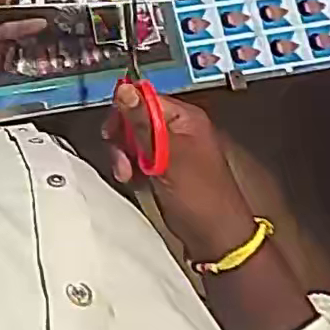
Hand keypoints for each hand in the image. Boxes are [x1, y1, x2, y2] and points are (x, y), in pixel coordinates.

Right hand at [103, 85, 256, 256]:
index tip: (115, 132)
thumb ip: (142, 121)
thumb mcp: (167, 155)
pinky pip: (134, 156)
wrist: (214, 240)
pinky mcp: (161, 165)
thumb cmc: (201, 198)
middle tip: (125, 159)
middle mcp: (177, 128)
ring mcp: (169, 148)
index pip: (142, 98)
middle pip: (133, 117)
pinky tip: (133, 178)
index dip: (125, 113)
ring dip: (123, 155)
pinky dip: (129, 166)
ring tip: (129, 173)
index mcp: (185, 118)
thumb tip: (125, 89)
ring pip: (130, 138)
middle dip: (122, 139)